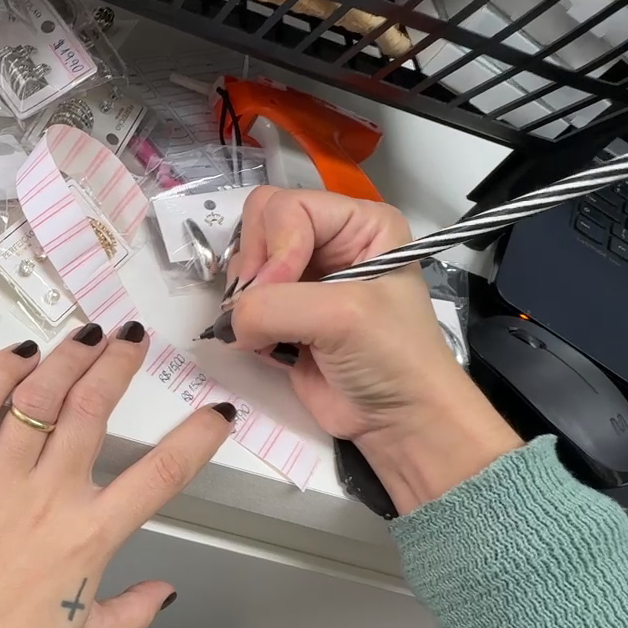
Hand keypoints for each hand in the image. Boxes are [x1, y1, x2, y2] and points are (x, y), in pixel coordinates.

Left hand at [0, 323, 237, 627]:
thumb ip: (137, 609)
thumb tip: (167, 589)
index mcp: (91, 538)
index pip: (161, 474)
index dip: (197, 437)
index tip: (217, 413)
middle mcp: (48, 499)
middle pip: (93, 410)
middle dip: (120, 363)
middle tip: (134, 340)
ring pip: (37, 399)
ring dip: (67, 357)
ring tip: (87, 333)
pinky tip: (19, 355)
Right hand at [216, 187, 520, 512]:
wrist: (397, 420)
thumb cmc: (392, 359)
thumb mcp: (342, 316)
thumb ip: (275, 305)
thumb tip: (231, 318)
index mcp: (358, 223)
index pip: (283, 207)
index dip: (274, 248)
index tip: (281, 292)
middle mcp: (327, 243)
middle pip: (255, 229)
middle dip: (253, 272)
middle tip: (269, 312)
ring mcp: (301, 281)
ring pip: (242, 269)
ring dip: (246, 303)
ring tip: (274, 335)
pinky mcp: (281, 318)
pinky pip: (239, 306)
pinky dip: (242, 326)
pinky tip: (268, 346)